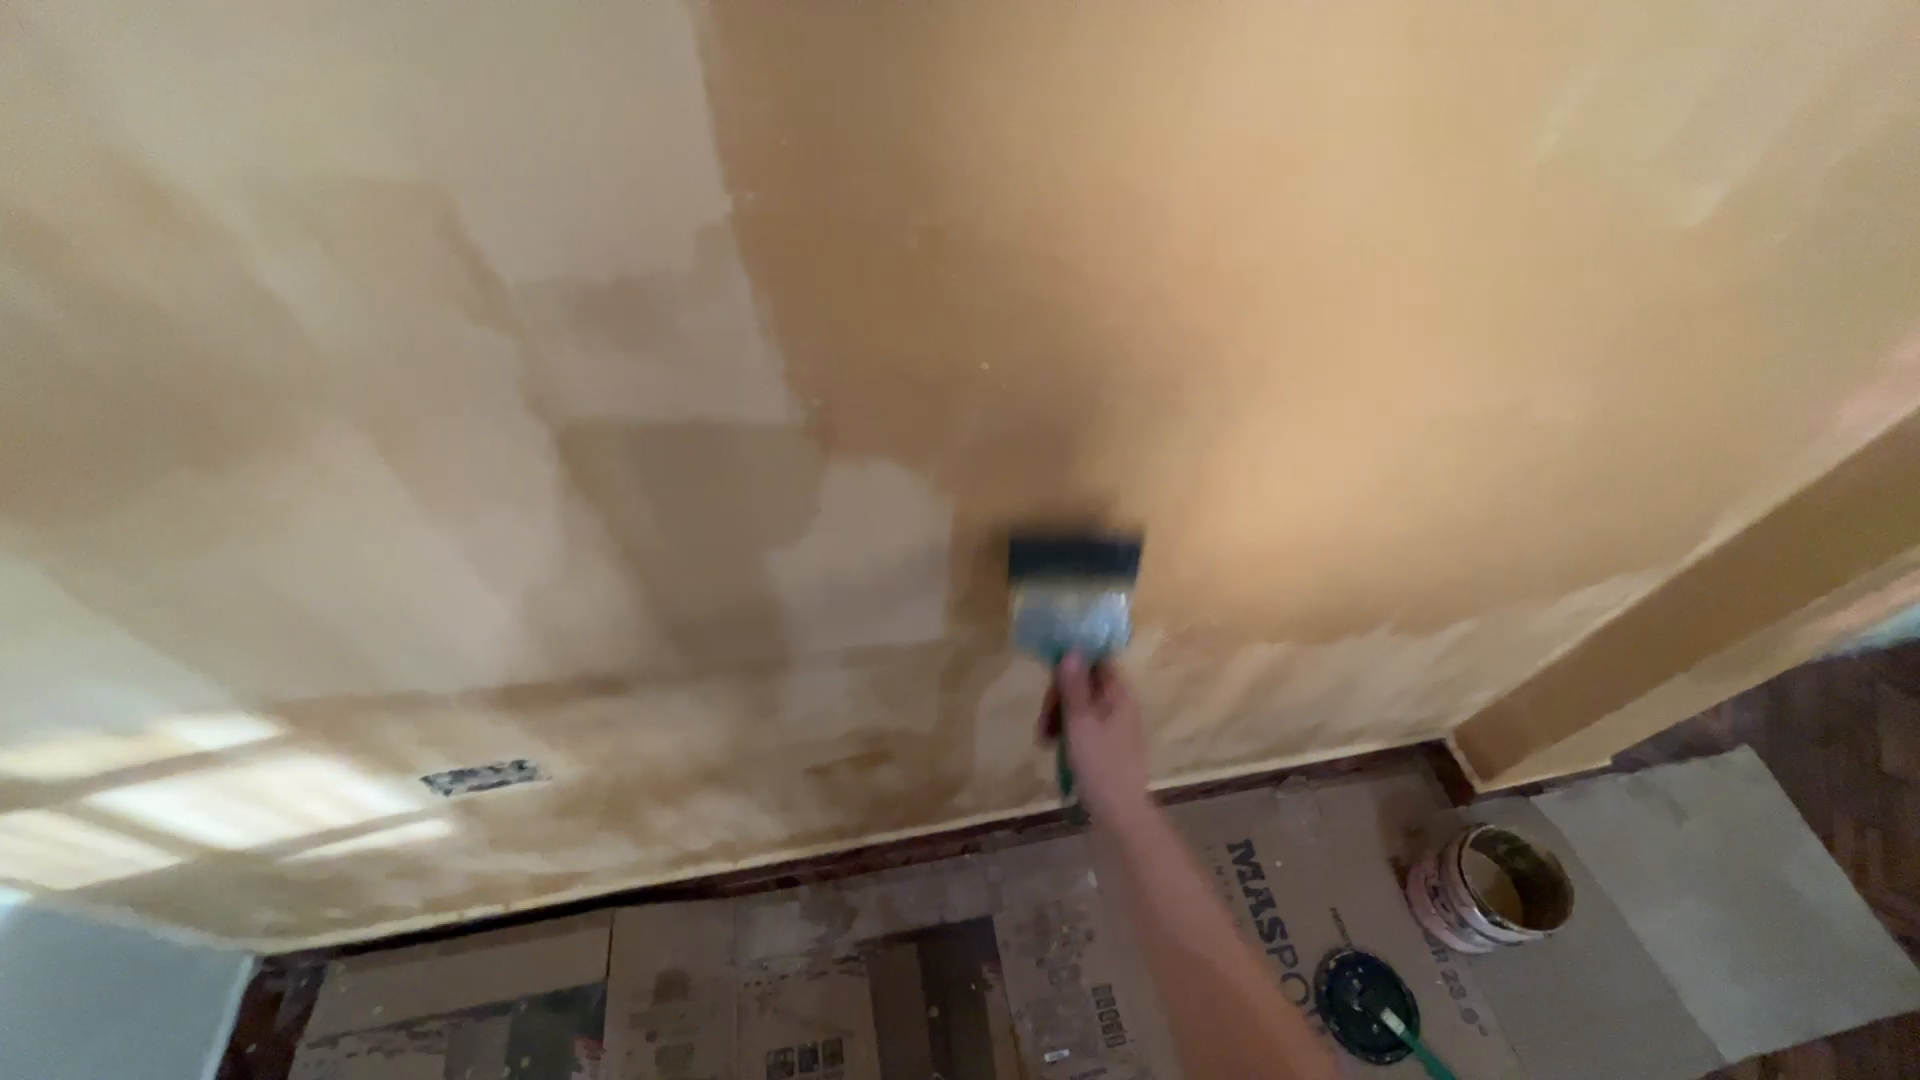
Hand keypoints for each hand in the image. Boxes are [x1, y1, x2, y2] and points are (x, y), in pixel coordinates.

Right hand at [1043, 652, 1151, 821]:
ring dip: (1058, 715)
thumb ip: (1074, 685)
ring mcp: (1114, 724)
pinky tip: (1052, 746)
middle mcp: (1119, 704)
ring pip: (1080, 705)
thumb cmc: (1100, 764)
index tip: (1049, 676)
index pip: (1096, 660)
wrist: (1120, 812)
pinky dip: (1066, 730)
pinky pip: (1083, 725)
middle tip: (1043, 720)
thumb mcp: (1081, 722)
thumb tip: (1071, 649)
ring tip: (1044, 738)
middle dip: (1059, 695)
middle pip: (1084, 683)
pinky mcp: (1106, 743)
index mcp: (1118, 694)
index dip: (1073, 662)